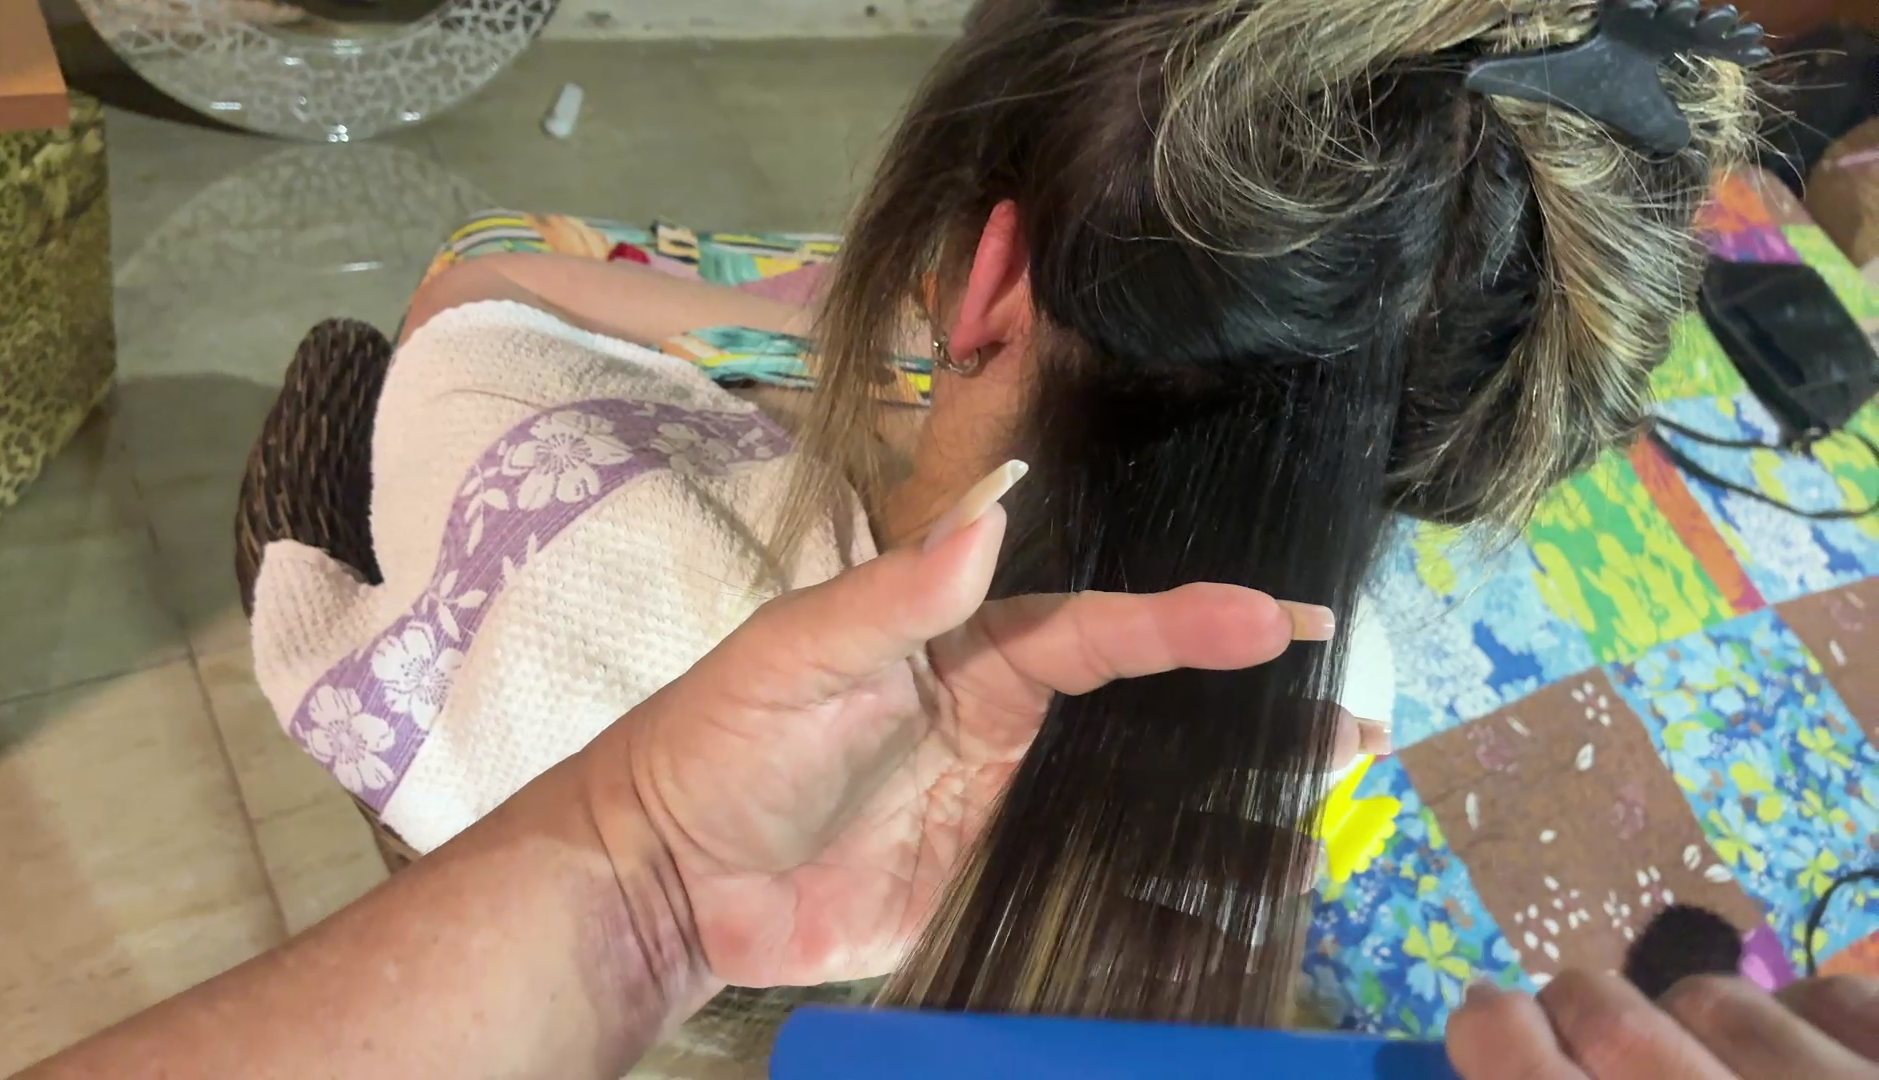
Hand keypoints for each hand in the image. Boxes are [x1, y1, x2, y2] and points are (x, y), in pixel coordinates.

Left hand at [587, 461, 1379, 990]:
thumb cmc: (730, 741)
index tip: (1268, 619)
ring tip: (1324, 783)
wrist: (678, 873)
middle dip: (1230, 697)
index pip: (1087, 628)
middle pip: (1133, 700)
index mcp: (963, 648)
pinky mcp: (992, 876)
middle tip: (1340, 701)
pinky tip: (1237, 886)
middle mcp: (999, 716)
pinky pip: (1093, 870)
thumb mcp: (804, 652)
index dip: (1174, 621)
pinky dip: (1164, 876)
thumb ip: (899, 593)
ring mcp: (1002, 800)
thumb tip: (995, 512)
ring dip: (1221, 782)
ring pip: (1128, 781)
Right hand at [1447, 971, 1878, 1078]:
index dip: (1491, 1028)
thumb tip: (1499, 1047)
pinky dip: (1820, 1024)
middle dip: (1596, 1020)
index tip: (1501, 1026)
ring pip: (1713, 995)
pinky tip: (1837, 1079)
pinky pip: (1835, 992)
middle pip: (1601, 1006)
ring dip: (1714, 1033)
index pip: (1508, 1048)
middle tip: (1627, 1059)